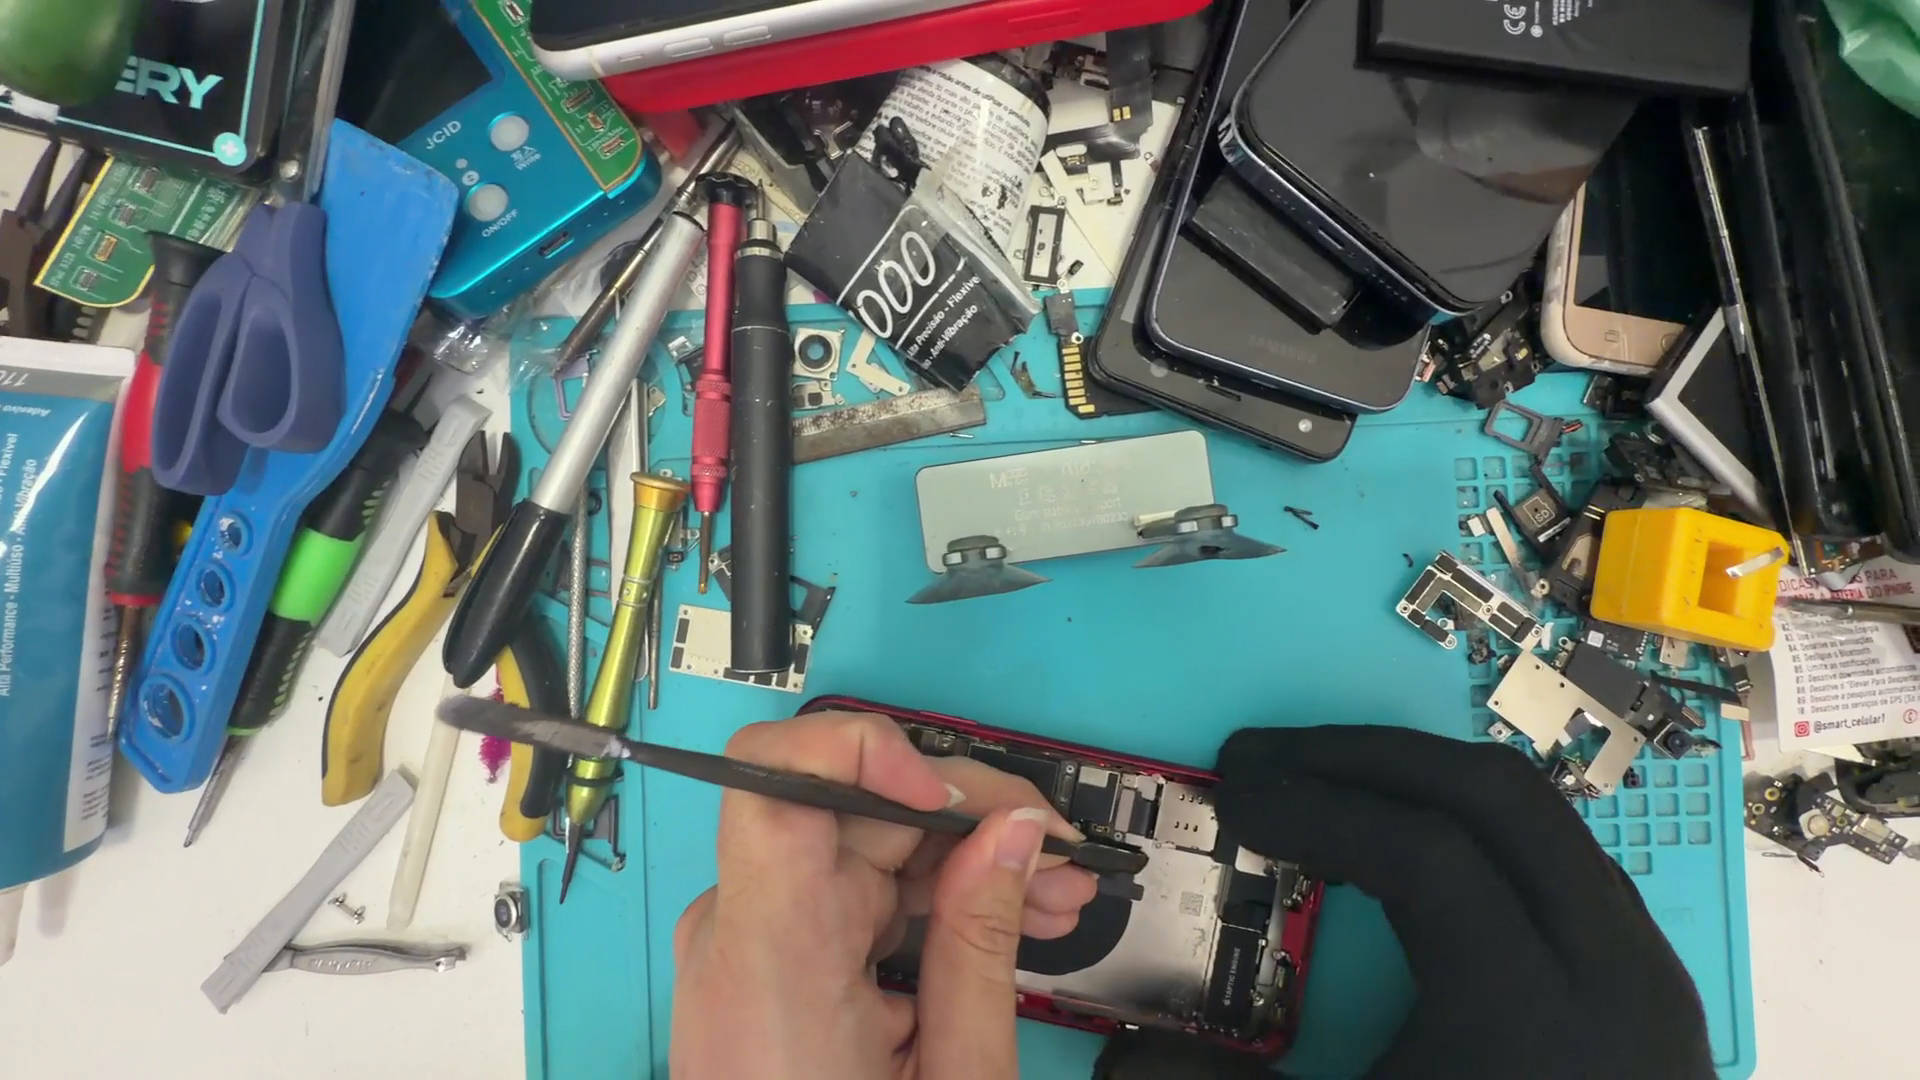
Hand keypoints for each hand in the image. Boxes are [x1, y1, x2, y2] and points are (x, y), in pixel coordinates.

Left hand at [671, 710, 1097, 1079]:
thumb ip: (981, 942)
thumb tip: (1016, 828)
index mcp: (769, 957)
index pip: (773, 781)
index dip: (859, 750)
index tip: (949, 790)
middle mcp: (745, 925)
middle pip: (853, 805)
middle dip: (965, 813)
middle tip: (1060, 852)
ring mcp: (758, 933)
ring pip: (871, 840)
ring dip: (966, 854)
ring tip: (1053, 895)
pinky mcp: (779, 948)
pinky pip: (863, 886)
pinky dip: (935, 891)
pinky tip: (1005, 914)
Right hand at [1098, 726, 1714, 1079]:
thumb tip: (1118, 1059)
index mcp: (1534, 1020)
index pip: (1424, 854)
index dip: (1313, 808)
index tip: (1231, 800)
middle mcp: (1610, 968)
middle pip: (1484, 792)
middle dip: (1353, 754)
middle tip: (1258, 760)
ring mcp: (1638, 955)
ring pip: (1519, 798)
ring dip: (1400, 768)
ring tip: (1311, 781)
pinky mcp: (1637, 955)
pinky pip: (1538, 833)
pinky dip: (1446, 805)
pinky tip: (1383, 833)